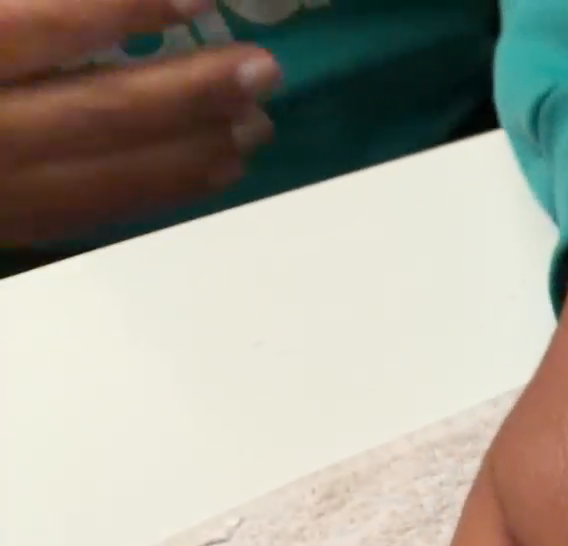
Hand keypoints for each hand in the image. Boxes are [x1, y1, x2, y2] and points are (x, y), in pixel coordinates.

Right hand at [0, 0, 278, 246]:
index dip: (119, 7)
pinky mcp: (8, 224)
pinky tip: (222, 165)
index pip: (30, 28)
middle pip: (101, 109)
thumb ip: (16, 17)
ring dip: (205, 144)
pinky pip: (106, 208)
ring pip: (118, 169)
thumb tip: (102, 12)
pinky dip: (173, 184)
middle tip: (264, 68)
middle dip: (195, 90)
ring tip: (261, 119)